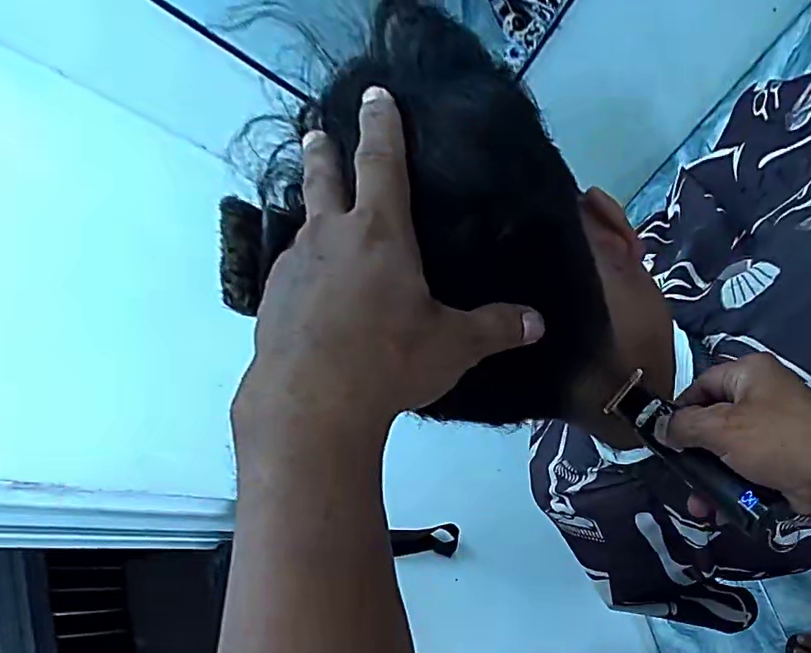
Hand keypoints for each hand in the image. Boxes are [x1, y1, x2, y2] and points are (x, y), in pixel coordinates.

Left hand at [234, 86, 544, 451]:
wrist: (313, 398)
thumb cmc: (391, 359)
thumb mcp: (455, 345)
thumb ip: (496, 329)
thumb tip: (537, 322)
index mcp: (381, 235)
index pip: (381, 165)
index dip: (383, 128)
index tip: (377, 96)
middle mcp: (332, 238)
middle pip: (326, 180)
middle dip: (327, 153)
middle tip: (319, 134)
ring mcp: (296, 266)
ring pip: (305, 224)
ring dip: (313, 210)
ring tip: (321, 215)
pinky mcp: (274, 298)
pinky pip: (295, 269)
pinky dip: (308, 266)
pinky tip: (318, 289)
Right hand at [666, 353, 810, 515]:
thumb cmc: (778, 441)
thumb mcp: (724, 429)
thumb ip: (685, 426)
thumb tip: (658, 426)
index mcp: (748, 373)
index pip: (701, 384)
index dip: (680, 411)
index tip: (664, 440)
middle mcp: (761, 396)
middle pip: (714, 423)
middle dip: (695, 457)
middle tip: (682, 481)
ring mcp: (774, 430)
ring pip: (729, 453)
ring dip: (711, 480)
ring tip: (700, 509)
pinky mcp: (783, 460)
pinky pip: (748, 471)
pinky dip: (734, 489)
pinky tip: (722, 512)